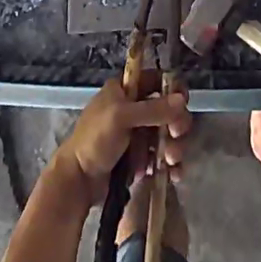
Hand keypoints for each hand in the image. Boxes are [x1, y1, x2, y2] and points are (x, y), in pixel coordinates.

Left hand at [55, 77, 191, 208]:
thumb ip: (153, 108)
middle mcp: (134, 108)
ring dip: (175, 146)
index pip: (157, 80)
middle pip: (168, 108)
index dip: (173, 89)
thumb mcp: (121, 118)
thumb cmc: (94, 141)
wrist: (77, 182)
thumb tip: (182, 100)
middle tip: (176, 136)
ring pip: (168, 133)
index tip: (183, 103)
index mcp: (125, 90)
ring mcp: (138, 133)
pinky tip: (173, 174)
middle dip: (177, 124)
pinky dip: (170, 163)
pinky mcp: (141, 155)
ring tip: (171, 162)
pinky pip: (163, 154)